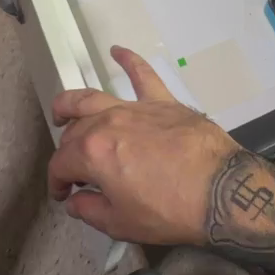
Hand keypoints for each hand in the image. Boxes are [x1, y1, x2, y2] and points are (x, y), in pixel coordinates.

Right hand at [46, 46, 242, 244]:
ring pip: (93, 96)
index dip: (56, 181)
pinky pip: (142, 73)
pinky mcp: (161, 100)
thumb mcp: (123, 223)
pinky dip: (129, 59)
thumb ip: (91, 210)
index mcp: (93, 152)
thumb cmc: (169, 210)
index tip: (62, 195)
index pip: (61, 162)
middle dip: (66, 150)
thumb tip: (76, 200)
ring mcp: (135, 107)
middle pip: (75, 129)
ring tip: (63, 111)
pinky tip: (117, 51)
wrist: (218, 190)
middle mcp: (107, 121)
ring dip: (72, 102)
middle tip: (72, 168)